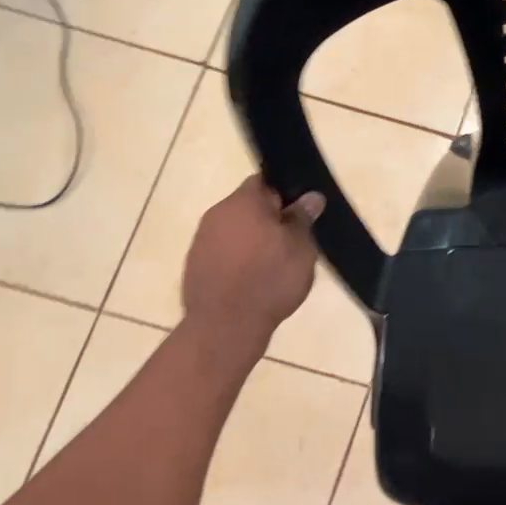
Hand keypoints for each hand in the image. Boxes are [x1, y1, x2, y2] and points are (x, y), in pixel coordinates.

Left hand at [182, 175, 324, 342]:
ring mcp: (202, 238)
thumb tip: (310, 196)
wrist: (226, 323)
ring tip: (274, 265)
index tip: (301, 213)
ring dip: (253, 240)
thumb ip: (303, 219)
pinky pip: (224, 251)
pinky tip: (253, 280)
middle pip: (248, 206)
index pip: (265, 181)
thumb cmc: (270, 280)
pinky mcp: (195, 263)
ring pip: (235, 229)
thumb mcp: (301, 249)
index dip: (285, 194)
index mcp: (244, 201)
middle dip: (269, 219)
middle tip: (293, 242)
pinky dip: (239, 259)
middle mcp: (217, 212)